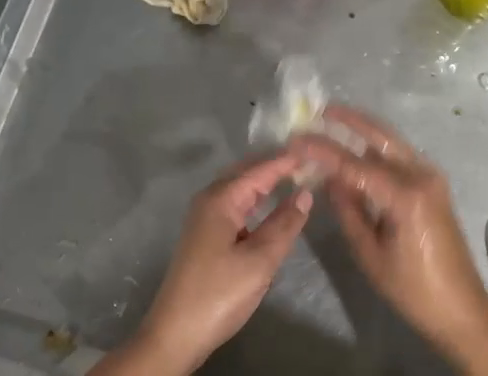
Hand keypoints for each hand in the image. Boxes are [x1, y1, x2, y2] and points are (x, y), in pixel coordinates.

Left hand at [107, 151, 312, 375]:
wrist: (175, 334)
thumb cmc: (219, 293)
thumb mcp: (259, 261)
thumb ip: (284, 225)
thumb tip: (304, 193)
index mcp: (221, 199)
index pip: (259, 171)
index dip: (285, 161)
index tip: (312, 152)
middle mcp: (209, 201)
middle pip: (245, 174)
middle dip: (273, 166)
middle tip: (304, 161)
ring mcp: (204, 219)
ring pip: (238, 191)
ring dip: (263, 184)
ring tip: (291, 178)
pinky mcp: (204, 237)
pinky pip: (234, 207)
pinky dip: (253, 202)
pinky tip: (267, 210)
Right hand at [295, 105, 487, 366]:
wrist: (462, 308)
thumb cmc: (413, 289)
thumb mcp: (370, 254)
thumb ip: (348, 210)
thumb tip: (329, 177)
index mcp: (406, 195)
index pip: (354, 164)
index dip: (322, 150)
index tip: (296, 139)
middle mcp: (422, 175)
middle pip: (380, 136)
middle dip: (350, 120)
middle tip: (320, 110)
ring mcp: (432, 176)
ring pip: (391, 141)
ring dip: (363, 130)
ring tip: (333, 122)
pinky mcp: (434, 184)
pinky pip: (400, 156)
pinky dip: (377, 147)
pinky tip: (358, 149)